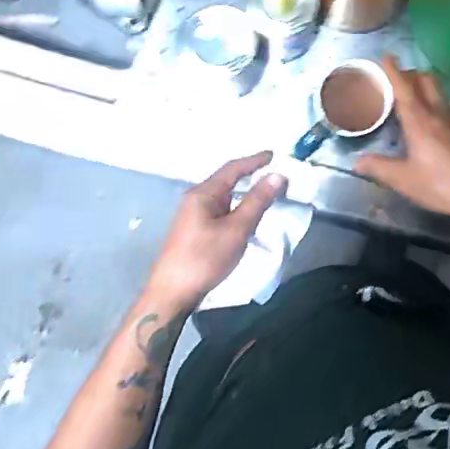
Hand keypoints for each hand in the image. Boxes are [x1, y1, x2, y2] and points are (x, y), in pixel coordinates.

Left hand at [146, 151, 285, 306]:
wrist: (172, 293)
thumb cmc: (204, 258)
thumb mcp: (237, 229)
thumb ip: (257, 201)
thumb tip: (277, 176)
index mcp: (203, 194)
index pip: (232, 168)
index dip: (254, 160)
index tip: (274, 155)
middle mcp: (195, 199)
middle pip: (226, 179)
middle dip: (250, 174)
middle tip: (275, 174)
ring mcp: (193, 215)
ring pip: (224, 195)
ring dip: (245, 191)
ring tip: (266, 191)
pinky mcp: (194, 230)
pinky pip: (221, 208)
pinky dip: (237, 205)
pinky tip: (247, 214)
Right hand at [356, 57, 449, 224]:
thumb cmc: (440, 185)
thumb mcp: (404, 180)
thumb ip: (379, 168)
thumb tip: (357, 162)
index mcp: (420, 121)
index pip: (404, 88)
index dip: (394, 71)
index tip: (387, 56)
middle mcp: (439, 114)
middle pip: (427, 80)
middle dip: (411, 73)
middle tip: (397, 78)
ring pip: (439, 92)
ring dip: (424, 86)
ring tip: (411, 96)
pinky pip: (446, 107)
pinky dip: (434, 102)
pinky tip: (430, 120)